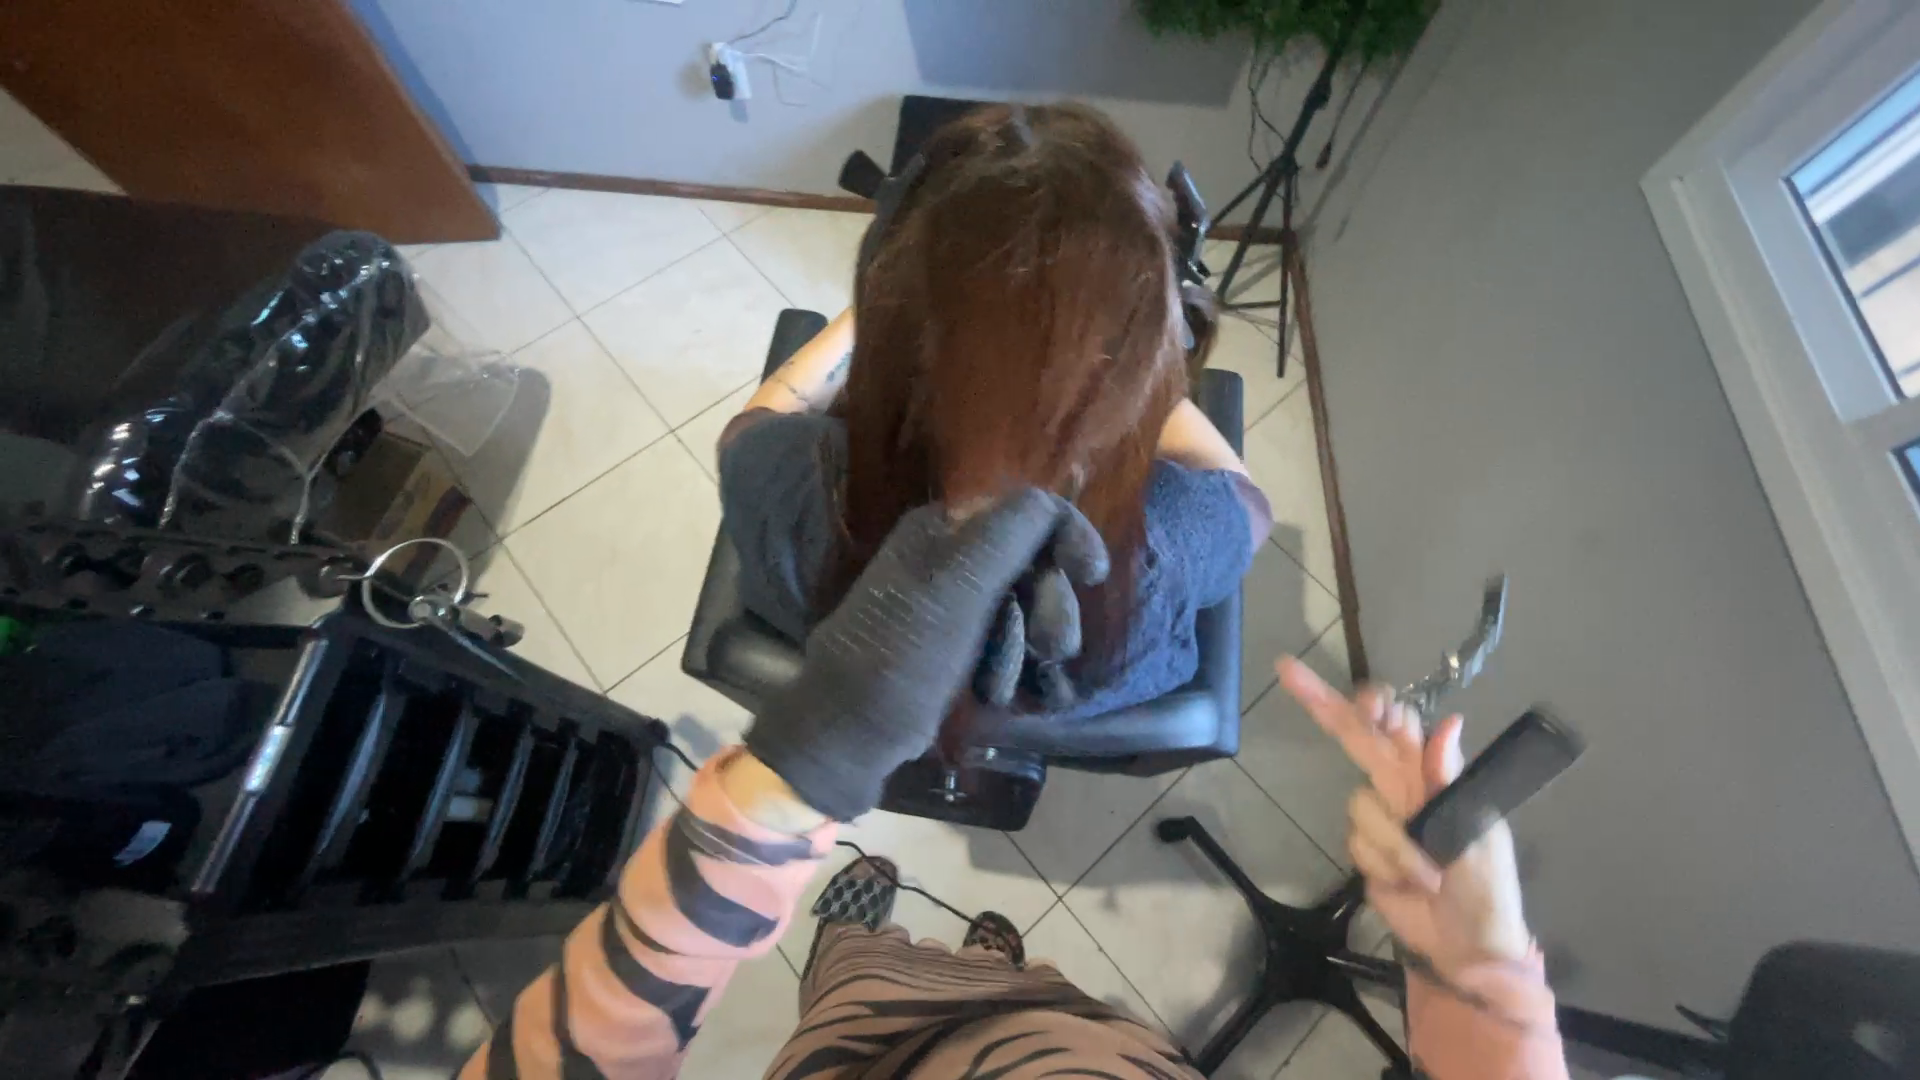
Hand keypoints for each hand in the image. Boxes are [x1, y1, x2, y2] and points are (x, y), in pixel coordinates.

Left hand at [745, 490, 1105, 820]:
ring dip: (1029, 649)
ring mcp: (951, 606)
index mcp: (944, 529)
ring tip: (1005, 686)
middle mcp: (948, 559)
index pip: (1025, 511)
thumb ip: (1013, 530)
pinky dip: (1015, 669)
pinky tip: (1008, 695)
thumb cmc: (907, 650)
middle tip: (1053, 647)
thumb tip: (1053, 503)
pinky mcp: (953, 647)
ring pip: (1023, 611)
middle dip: (1049, 607)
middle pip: (1031, 565)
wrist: (851, 728)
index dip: (1067, 535)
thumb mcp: (962, 582)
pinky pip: (1006, 645)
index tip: (1091, 574)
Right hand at [1278, 658, 1532, 980]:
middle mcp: (1400, 785)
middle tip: (1286, 668)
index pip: (1399, 725)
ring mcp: (1379, 815)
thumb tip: (1446, 724)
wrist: (1466, 947)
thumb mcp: (1480, 833)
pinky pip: (1356, 840)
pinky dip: (1382, 863)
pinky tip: (1405, 883)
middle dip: (1321, 700)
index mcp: (1433, 776)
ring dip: (1394, 845)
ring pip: (1360, 804)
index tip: (1363, 699)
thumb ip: (1452, 780)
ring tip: (1427, 875)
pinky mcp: (1362, 846)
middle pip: (1353, 735)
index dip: (1376, 706)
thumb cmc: (1487, 888)